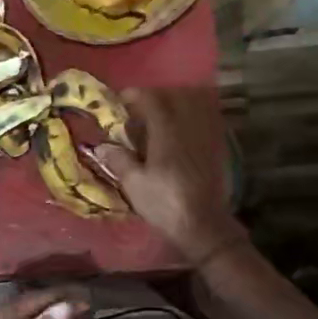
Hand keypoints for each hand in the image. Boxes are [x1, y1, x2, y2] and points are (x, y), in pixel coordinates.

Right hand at [93, 86, 245, 262]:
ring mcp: (207, 134)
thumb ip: (118, 160)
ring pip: (195, 102)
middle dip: (156, 95)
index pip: (153, 100)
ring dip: (176, 101)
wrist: (201, 223)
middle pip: (177, 95)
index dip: (136, 95)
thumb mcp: (133, 184)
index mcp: (167, 133)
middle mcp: (190, 126)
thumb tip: (102, 146)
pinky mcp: (216, 146)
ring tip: (160, 114)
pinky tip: (179, 127)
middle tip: (138, 107)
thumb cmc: (163, 203)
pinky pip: (207, 116)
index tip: (120, 99)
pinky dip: (192, 113)